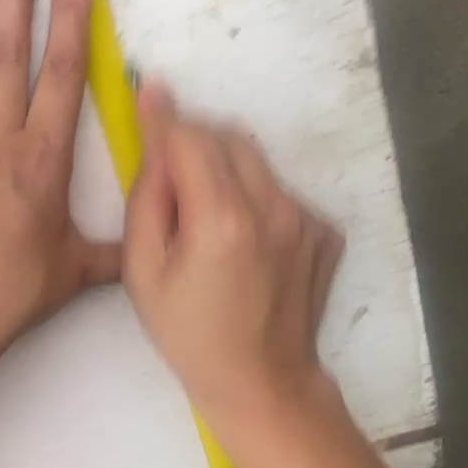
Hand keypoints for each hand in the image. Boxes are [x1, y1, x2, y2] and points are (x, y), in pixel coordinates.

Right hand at [122, 86, 344, 423]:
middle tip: (168, 173)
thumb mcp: (142, 272)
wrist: (261, 380)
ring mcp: (306, 217)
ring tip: (204, 215)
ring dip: (222, 166)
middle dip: (192, 140)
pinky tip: (240, 240)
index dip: (165, 115)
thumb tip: (157, 148)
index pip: (189, 141)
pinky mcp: (325, 229)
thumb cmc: (187, 331)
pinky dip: (251, 195)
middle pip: (226, 138)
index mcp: (221, 220)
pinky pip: (277, 189)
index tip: (150, 86)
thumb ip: (149, 202)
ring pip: (255, 160)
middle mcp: (272, 207)